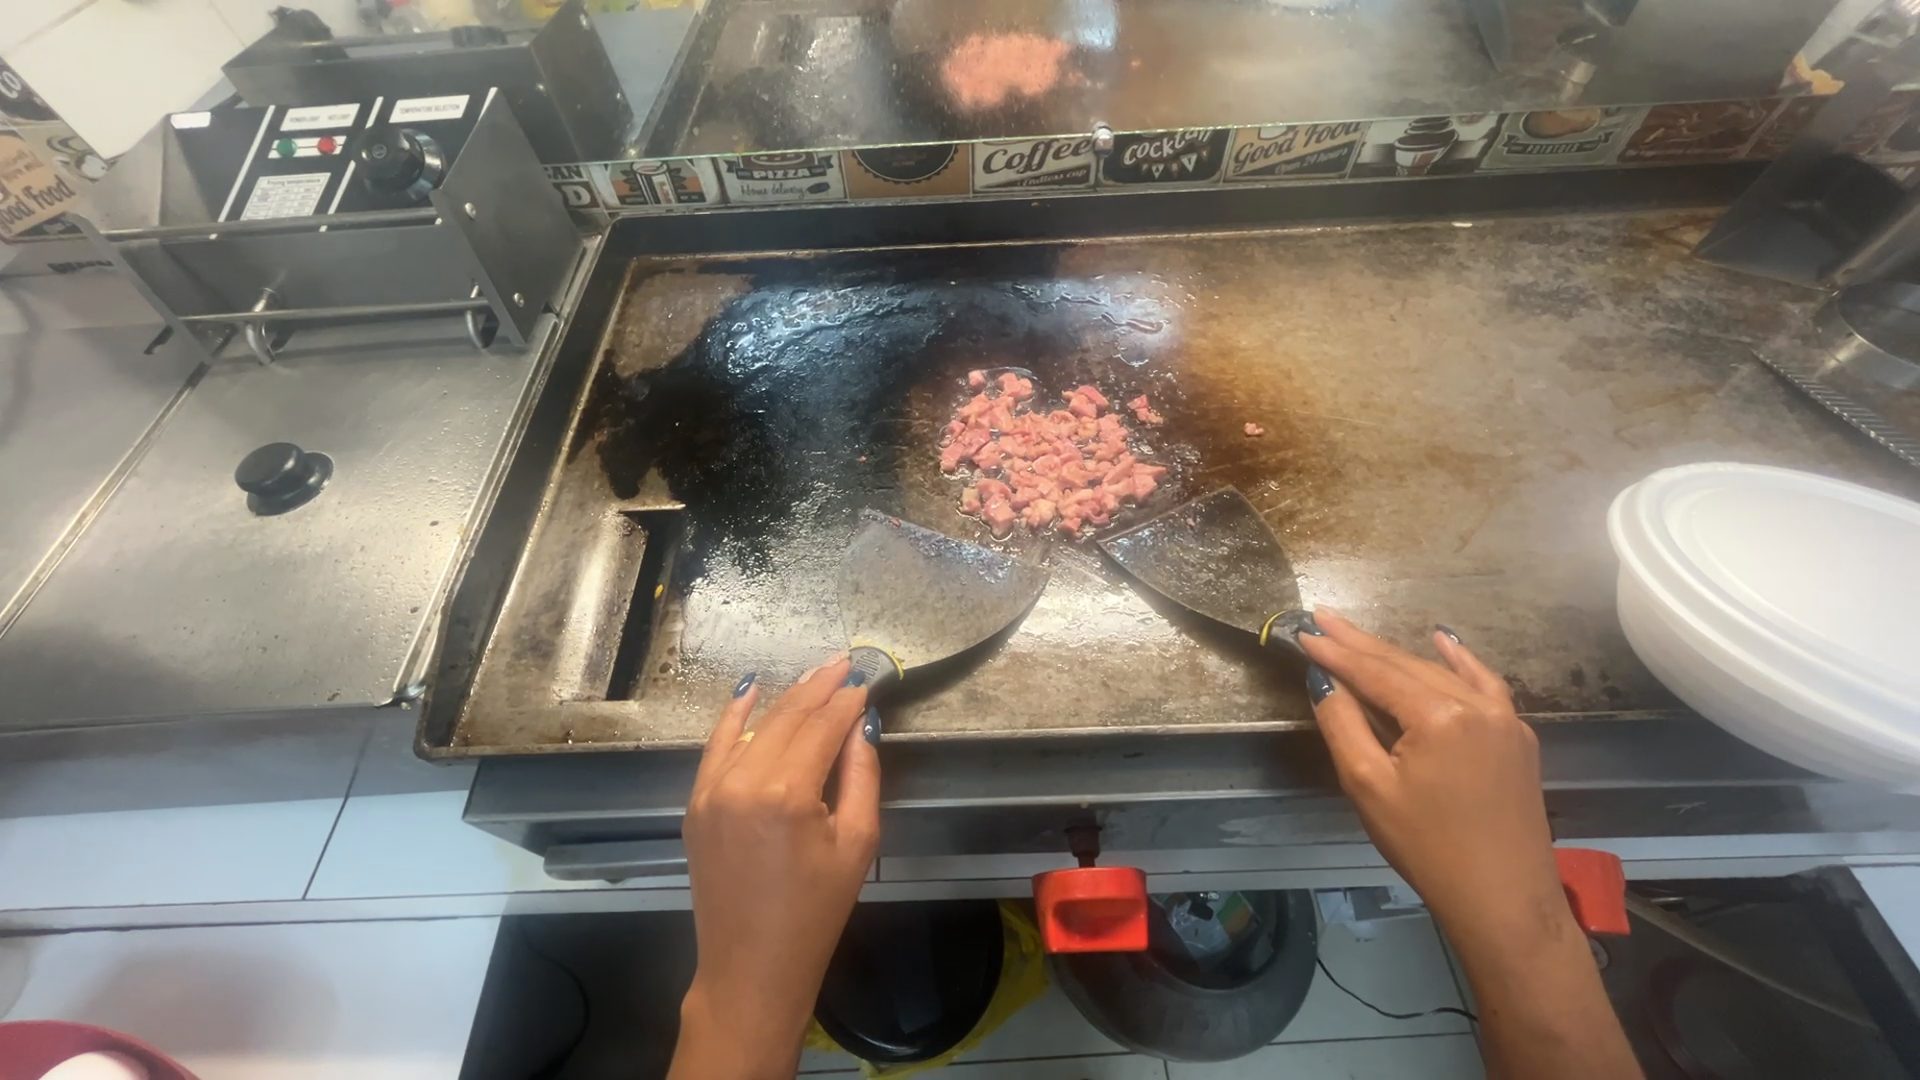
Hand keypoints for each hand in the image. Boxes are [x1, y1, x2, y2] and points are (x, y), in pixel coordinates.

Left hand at [672, 655, 880, 1079]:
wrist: (752, 966)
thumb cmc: (817, 911)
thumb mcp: (857, 842)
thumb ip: (862, 773)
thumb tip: (861, 723)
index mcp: (787, 795)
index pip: (823, 728)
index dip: (847, 702)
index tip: (866, 681)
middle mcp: (743, 783)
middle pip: (788, 718)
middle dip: (819, 687)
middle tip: (844, 662)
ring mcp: (712, 791)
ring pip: (755, 727)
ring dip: (786, 697)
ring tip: (815, 673)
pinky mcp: (696, 803)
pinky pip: (716, 747)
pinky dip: (734, 717)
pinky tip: (751, 690)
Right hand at [1296, 610, 1566, 942]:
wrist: (1504, 902)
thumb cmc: (1425, 845)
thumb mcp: (1367, 784)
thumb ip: (1342, 722)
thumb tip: (1323, 679)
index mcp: (1439, 716)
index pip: (1374, 672)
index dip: (1335, 652)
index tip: (1302, 632)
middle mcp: (1476, 705)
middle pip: (1405, 664)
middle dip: (1359, 643)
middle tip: (1322, 617)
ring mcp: (1504, 719)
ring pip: (1438, 672)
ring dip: (1395, 653)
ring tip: (1357, 633)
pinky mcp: (1517, 738)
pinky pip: (1484, 684)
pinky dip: (1458, 661)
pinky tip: (1443, 640)